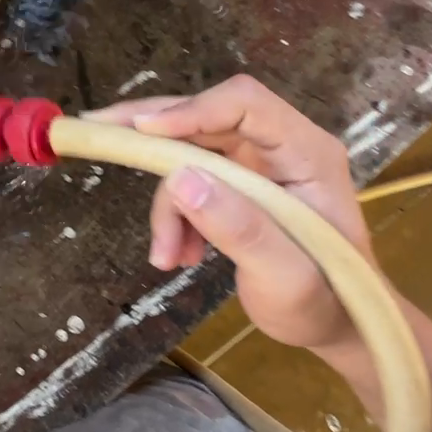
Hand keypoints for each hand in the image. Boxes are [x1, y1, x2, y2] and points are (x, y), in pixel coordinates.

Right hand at [87, 75, 373, 351]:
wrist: (335, 326)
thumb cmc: (324, 303)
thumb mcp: (286, 278)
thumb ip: (239, 228)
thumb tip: (179, 178)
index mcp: (306, 152)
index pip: (245, 104)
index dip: (192, 110)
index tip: (143, 130)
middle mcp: (278, 145)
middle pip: (205, 116)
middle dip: (150, 132)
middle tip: (96, 132)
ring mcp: (254, 162)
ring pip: (187, 152)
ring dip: (166, 203)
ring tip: (165, 254)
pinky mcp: (233, 181)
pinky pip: (185, 181)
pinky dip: (172, 217)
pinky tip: (176, 255)